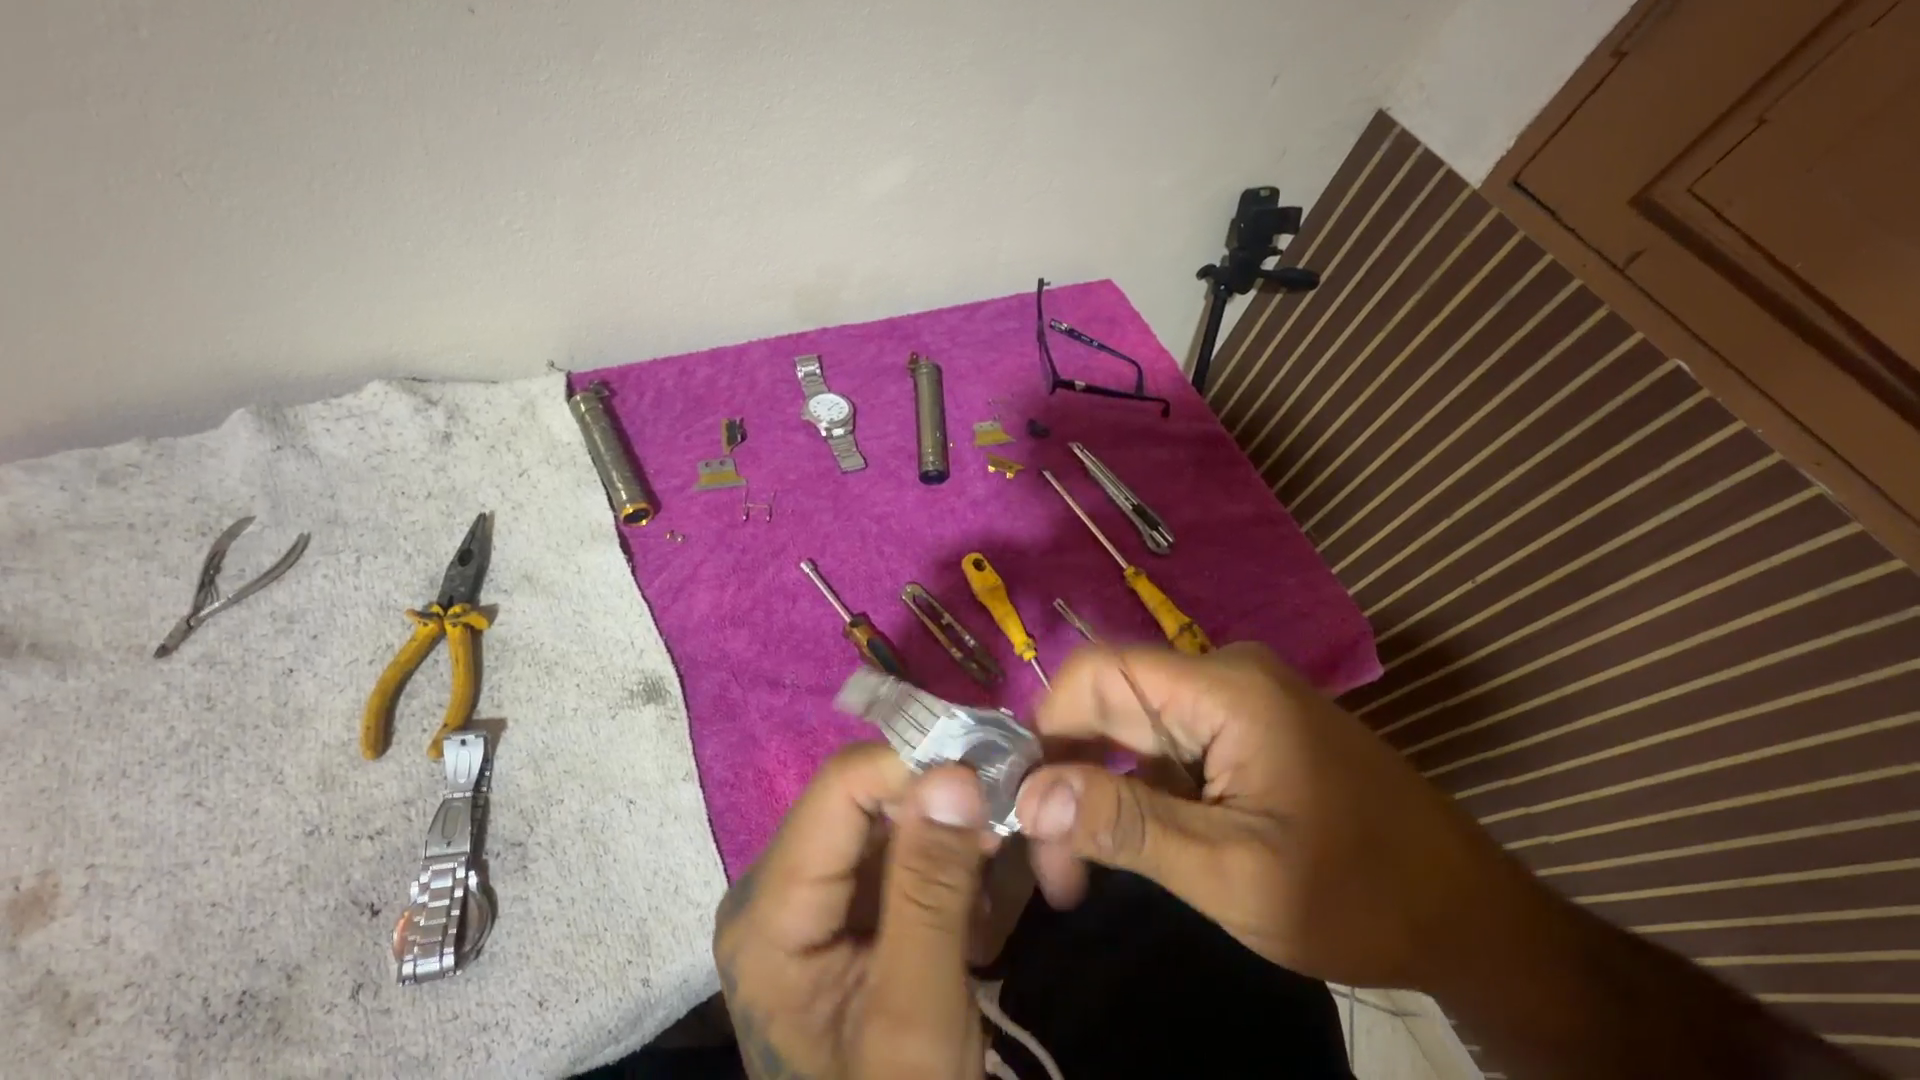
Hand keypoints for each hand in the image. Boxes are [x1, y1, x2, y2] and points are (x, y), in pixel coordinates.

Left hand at [713, 745, 995, 1079]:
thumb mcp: (916, 1013)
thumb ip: (931, 891)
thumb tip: (954, 772)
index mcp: (770, 910)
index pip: (841, 787)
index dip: (919, 768)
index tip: (1000, 785)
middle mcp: (779, 888)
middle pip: (871, 803)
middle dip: (950, 814)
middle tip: (1023, 842)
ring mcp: (812, 901)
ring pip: (899, 828)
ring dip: (962, 851)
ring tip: (998, 911)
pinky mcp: (845, 917)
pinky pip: (906, 865)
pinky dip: (955, 881)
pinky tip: (979, 931)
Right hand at [1014, 642, 1535, 990]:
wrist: (1469, 920)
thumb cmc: (1357, 897)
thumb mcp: (1231, 871)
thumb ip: (1127, 826)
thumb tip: (1028, 794)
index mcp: (1226, 689)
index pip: (1096, 672)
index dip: (1046, 733)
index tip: (1028, 814)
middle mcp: (1225, 677)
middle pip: (1110, 701)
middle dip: (1069, 777)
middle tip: (1055, 869)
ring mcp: (1239, 706)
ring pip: (1132, 731)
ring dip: (1100, 794)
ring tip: (1083, 874)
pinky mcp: (1247, 736)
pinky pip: (1167, 750)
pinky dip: (1138, 797)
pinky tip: (1132, 849)